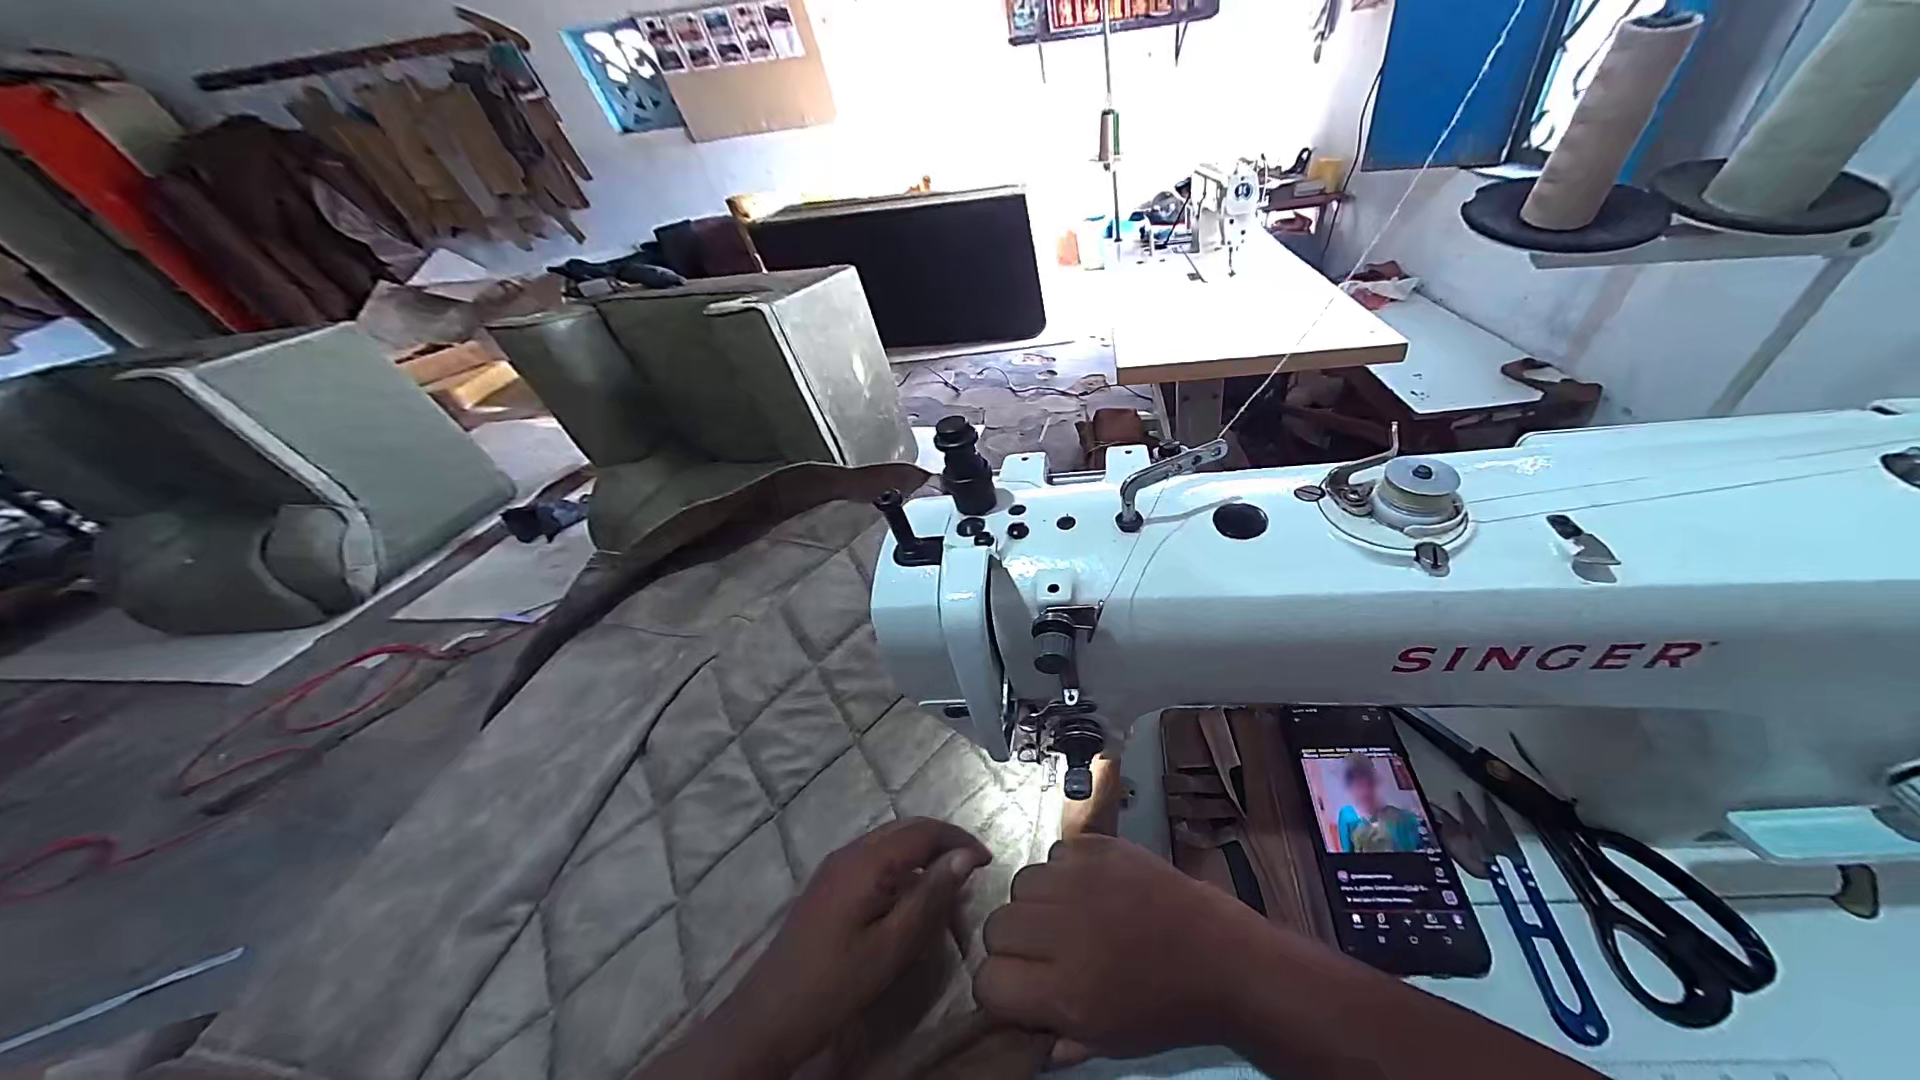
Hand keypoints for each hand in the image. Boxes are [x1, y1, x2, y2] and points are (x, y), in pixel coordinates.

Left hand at [706, 818, 990, 1072]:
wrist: (768, 1014)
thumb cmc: (835, 983)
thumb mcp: (893, 946)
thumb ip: (930, 896)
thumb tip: (965, 857)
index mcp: (866, 861)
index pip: (923, 831)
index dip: (959, 839)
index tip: (988, 861)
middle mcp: (850, 851)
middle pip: (906, 829)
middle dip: (943, 841)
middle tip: (972, 868)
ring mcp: (835, 864)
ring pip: (890, 840)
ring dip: (923, 851)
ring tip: (948, 880)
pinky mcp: (828, 881)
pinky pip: (874, 855)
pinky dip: (902, 862)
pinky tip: (912, 892)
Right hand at [973, 834, 1296, 1058]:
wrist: (1219, 956)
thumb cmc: (1165, 1009)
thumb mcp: (1107, 1041)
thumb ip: (1051, 1034)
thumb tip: (1009, 1021)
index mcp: (1065, 991)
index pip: (987, 980)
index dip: (999, 986)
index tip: (1020, 985)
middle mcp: (1064, 930)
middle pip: (996, 926)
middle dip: (1013, 942)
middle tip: (1044, 948)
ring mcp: (1081, 881)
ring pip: (1021, 883)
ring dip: (1036, 901)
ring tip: (1067, 914)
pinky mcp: (1099, 848)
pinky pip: (1055, 853)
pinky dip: (1064, 870)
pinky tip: (1090, 888)